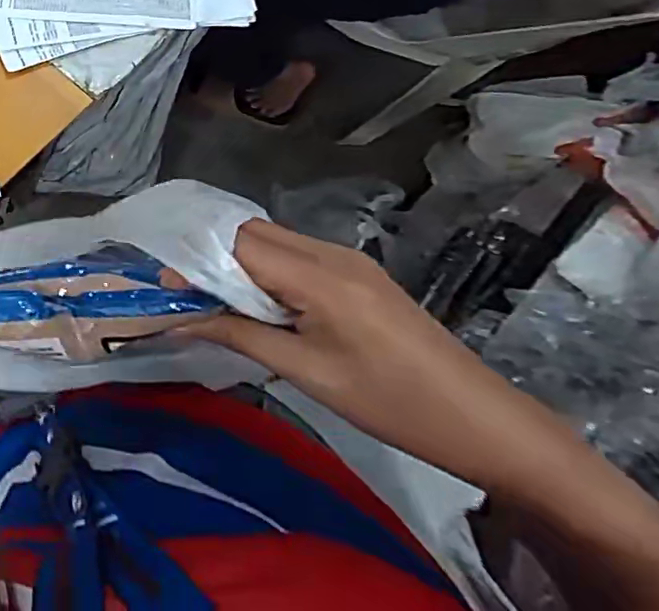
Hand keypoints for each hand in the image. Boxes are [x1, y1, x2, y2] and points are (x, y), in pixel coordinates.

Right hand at [181, 220, 578, 491]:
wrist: (494, 427)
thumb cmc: (394, 403)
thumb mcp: (306, 373)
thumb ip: (235, 335)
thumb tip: (175, 320)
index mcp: (321, 278)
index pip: (236, 243)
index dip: (193, 257)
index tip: (165, 283)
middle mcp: (333, 255)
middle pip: (249, 232)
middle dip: (207, 251)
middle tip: (180, 285)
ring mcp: (350, 262)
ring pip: (269, 239)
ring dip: (233, 258)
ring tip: (210, 292)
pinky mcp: (359, 274)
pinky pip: (293, 253)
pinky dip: (261, 265)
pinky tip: (253, 296)